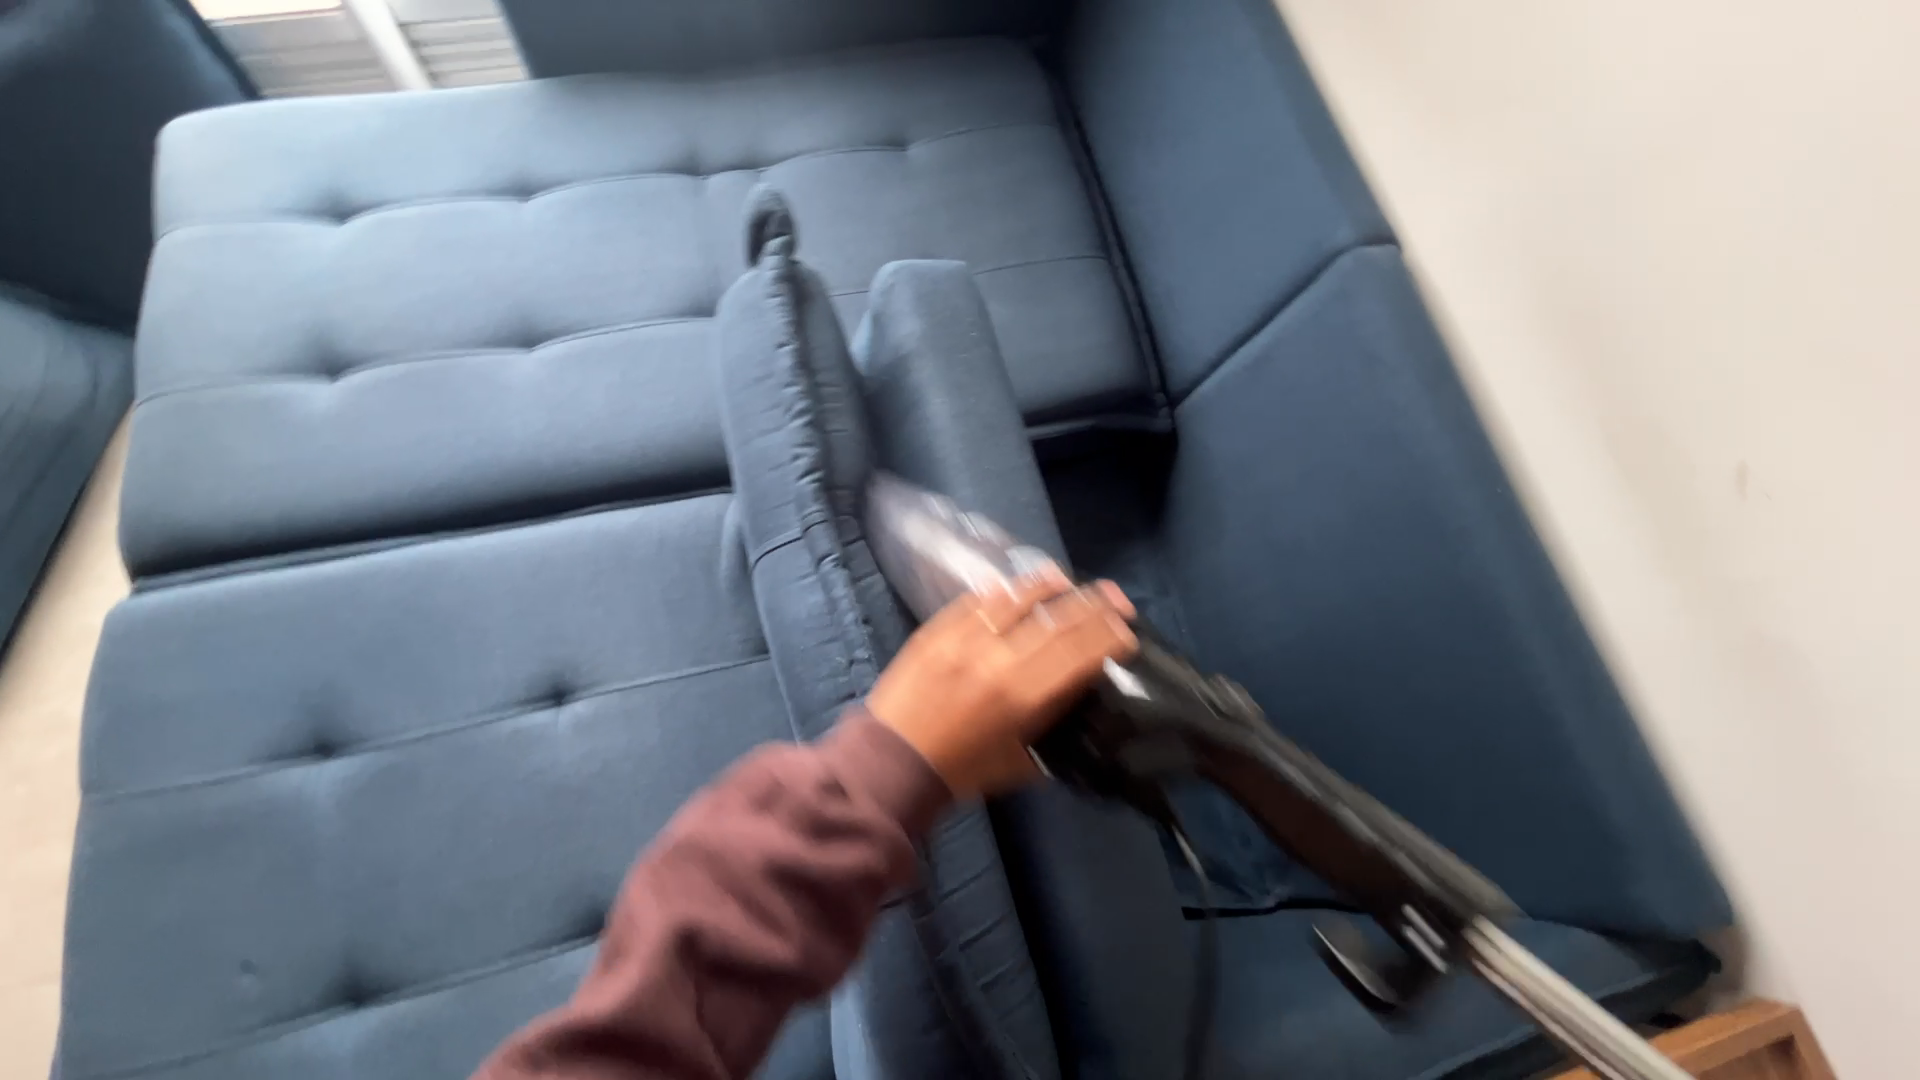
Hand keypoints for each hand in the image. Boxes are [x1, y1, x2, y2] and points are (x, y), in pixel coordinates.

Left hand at [866, 571, 1137, 798]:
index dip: (1108, 637)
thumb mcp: (1019, 759)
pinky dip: (1001, 592)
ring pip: (1015, 600)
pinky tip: (1016, 587)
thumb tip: (1077, 688)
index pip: (1078, 653)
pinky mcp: (936, 629)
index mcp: (1022, 696)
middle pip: (1056, 621)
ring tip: (1067, 578)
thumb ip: (1051, 720)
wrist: (892, 762)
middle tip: (1115, 596)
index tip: (1127, 629)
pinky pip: (976, 602)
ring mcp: (964, 638)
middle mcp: (997, 658)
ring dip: (1046, 586)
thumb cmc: (961, 770)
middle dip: (1091, 606)